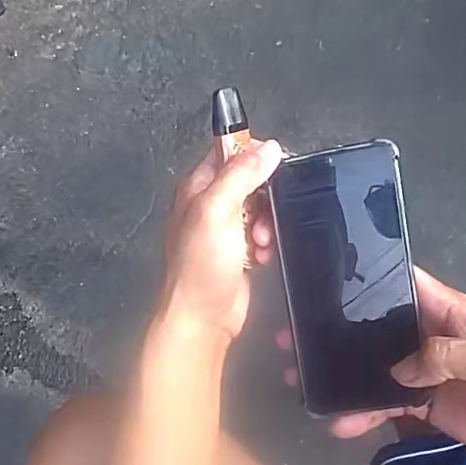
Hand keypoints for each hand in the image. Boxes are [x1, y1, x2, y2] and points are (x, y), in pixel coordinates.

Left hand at [159, 140, 283, 342]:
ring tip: (258, 240)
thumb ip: (240, 174)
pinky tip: (260, 255)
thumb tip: (265, 149)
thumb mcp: (218, 210)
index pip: (227, 151)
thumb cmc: (198, 269)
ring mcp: (222, 230)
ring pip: (260, 209)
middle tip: (259, 214)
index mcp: (196, 188)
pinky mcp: (237, 251)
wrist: (202, 315)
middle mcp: (207, 206)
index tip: (269, 167)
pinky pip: (262, 235)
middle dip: (265, 196)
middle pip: (249, 181)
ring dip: (267, 223)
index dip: (251, 155)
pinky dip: (266, 243)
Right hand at [286, 268, 465, 464]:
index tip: (328, 282)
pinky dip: (360, 412)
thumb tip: (401, 368)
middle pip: (375, 326)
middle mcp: (431, 337)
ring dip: (340, 374)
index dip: (369, 278)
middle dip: (336, 331)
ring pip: (371, 366)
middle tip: (296, 337)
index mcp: (452, 315)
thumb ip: (448, 355)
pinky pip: (382, 402)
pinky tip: (341, 422)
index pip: (405, 285)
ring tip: (302, 379)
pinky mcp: (422, 402)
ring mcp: (424, 371)